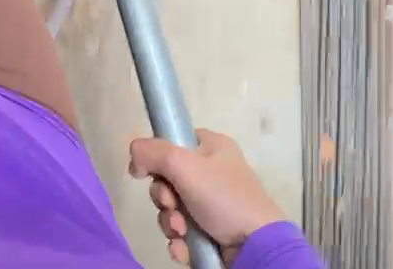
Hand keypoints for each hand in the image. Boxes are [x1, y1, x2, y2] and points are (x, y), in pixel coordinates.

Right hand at [129, 128, 284, 264]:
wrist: (258, 250)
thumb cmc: (223, 197)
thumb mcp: (181, 163)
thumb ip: (149, 151)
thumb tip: (134, 162)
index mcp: (212, 147)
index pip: (173, 141)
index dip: (158, 157)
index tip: (152, 172)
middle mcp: (213, 173)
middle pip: (167, 177)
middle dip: (163, 196)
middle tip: (171, 205)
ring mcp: (214, 205)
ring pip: (173, 207)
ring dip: (169, 221)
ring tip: (181, 231)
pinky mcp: (214, 233)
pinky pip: (183, 231)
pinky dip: (179, 240)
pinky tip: (183, 247)